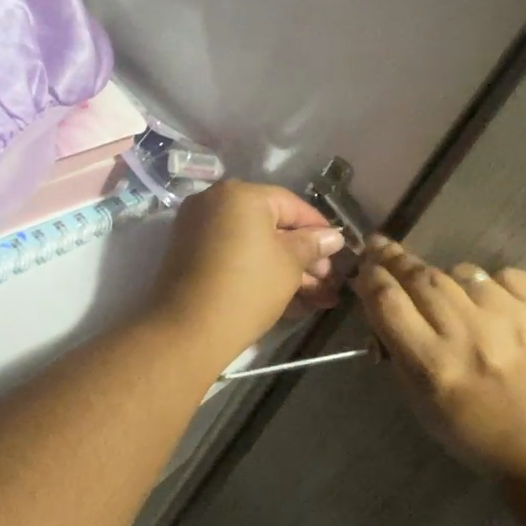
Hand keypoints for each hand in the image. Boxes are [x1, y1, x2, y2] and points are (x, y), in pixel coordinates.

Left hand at [148, 180, 344, 350]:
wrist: (188, 331)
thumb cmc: (247, 288)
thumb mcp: (290, 265)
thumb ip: (312, 245)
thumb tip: (333, 236)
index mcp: (240, 194)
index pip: (291, 205)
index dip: (318, 229)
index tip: (338, 252)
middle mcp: (215, 202)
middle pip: (270, 225)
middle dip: (303, 256)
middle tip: (327, 282)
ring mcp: (198, 229)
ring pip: (253, 244)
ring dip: (285, 269)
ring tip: (315, 298)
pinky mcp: (190, 255)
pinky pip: (233, 255)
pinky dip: (258, 271)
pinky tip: (288, 299)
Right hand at [353, 237, 525, 477]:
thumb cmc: (464, 424)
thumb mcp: (414, 395)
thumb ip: (394, 343)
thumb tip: (374, 292)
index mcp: (433, 366)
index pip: (389, 302)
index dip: (372, 277)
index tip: (364, 264)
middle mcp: (469, 338)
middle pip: (422, 278)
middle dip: (398, 261)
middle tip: (384, 249)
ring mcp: (509, 323)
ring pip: (462, 271)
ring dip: (447, 278)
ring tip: (447, 297)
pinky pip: (504, 274)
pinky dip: (489, 283)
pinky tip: (488, 304)